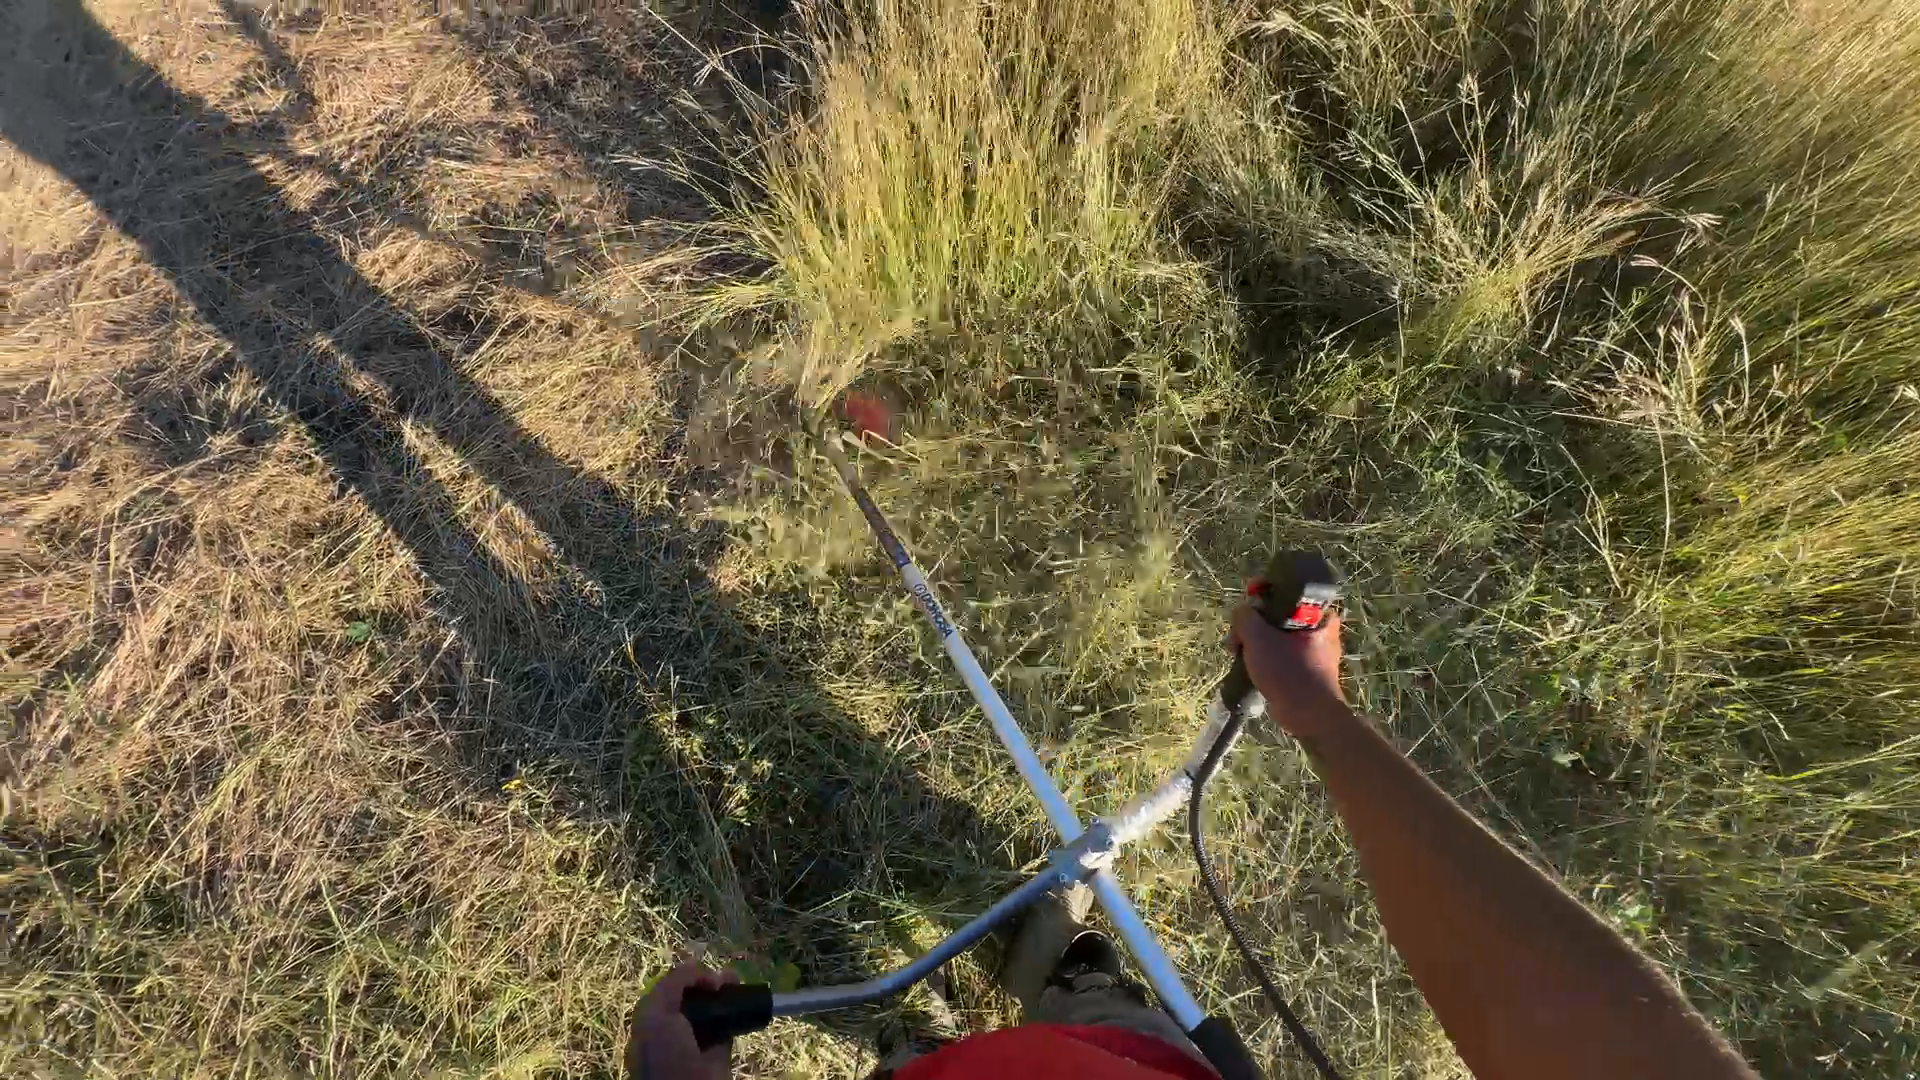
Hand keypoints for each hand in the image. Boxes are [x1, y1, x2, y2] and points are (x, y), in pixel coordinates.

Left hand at [625, 960, 738, 1079]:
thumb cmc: (665, 1055)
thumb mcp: (656, 1015)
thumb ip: (672, 984)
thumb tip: (695, 964)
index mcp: (650, 1024)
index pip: (668, 990)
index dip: (685, 977)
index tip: (701, 973)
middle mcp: (672, 1031)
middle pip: (692, 995)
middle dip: (708, 980)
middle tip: (722, 977)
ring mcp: (696, 1040)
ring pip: (712, 1006)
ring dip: (725, 989)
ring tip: (735, 979)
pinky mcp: (719, 1049)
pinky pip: (728, 1022)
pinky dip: (737, 1007)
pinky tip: (743, 996)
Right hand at [1229, 600, 1352, 742]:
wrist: (1308, 714)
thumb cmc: (1287, 671)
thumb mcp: (1258, 637)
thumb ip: (1245, 616)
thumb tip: (1241, 611)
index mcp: (1318, 615)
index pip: (1288, 591)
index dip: (1264, 592)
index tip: (1248, 602)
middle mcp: (1321, 630)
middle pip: (1278, 615)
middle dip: (1253, 624)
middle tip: (1238, 636)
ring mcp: (1315, 651)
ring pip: (1277, 635)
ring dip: (1255, 642)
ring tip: (1238, 653)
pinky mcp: (1307, 670)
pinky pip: (1280, 654)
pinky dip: (1264, 657)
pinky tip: (1249, 666)